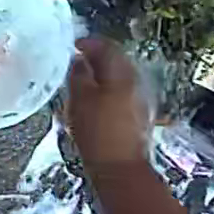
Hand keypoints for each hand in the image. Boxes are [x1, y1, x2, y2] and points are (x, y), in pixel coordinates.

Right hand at [64, 37, 150, 167]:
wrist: (120, 169)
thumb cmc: (97, 132)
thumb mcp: (80, 100)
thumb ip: (78, 75)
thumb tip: (79, 60)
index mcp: (122, 73)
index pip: (106, 46)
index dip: (88, 43)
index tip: (73, 46)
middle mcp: (135, 81)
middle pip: (115, 61)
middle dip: (96, 59)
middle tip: (76, 62)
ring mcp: (140, 99)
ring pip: (119, 78)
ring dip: (101, 75)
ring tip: (82, 82)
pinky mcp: (138, 116)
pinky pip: (121, 93)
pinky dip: (107, 90)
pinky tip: (94, 102)